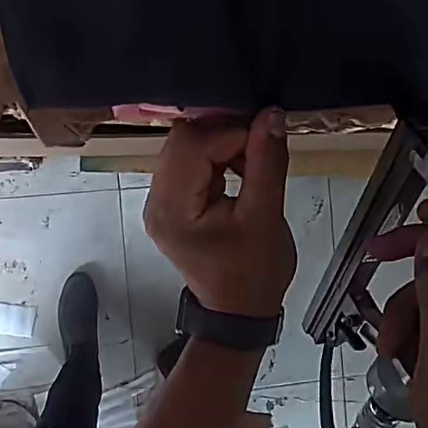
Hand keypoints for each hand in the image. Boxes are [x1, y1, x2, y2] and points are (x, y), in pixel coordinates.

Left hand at [144, 108, 296, 317]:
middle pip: (184, 140)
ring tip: (254, 161)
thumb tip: (271, 115)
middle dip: (226, 133)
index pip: (194, 143)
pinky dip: (218, 157)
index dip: (233, 130)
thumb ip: (266, 162)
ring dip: (223, 143)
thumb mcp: (266, 217)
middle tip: (262, 145)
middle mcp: (156, 202)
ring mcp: (161, 202)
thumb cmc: (254, 275)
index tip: (268, 135)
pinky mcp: (172, 202)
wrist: (239, 312)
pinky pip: (190, 162)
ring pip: (187, 146)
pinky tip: (241, 169)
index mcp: (172, 210)